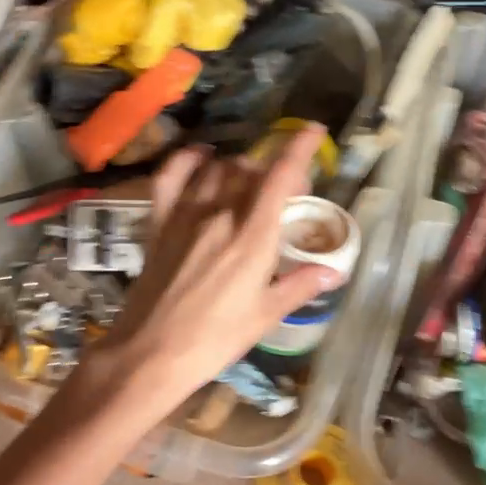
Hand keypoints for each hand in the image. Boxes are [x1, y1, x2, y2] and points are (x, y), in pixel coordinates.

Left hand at [76, 126, 343, 418]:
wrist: (151, 352)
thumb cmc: (214, 340)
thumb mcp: (265, 316)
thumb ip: (299, 286)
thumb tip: (334, 271)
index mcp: (252, 237)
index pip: (280, 177)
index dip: (299, 148)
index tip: (312, 131)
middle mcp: (219, 215)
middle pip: (249, 170)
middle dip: (272, 168)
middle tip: (284, 190)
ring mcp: (184, 216)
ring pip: (215, 169)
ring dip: (237, 167)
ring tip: (249, 181)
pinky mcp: (158, 224)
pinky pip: (170, 177)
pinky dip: (187, 159)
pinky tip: (200, 157)